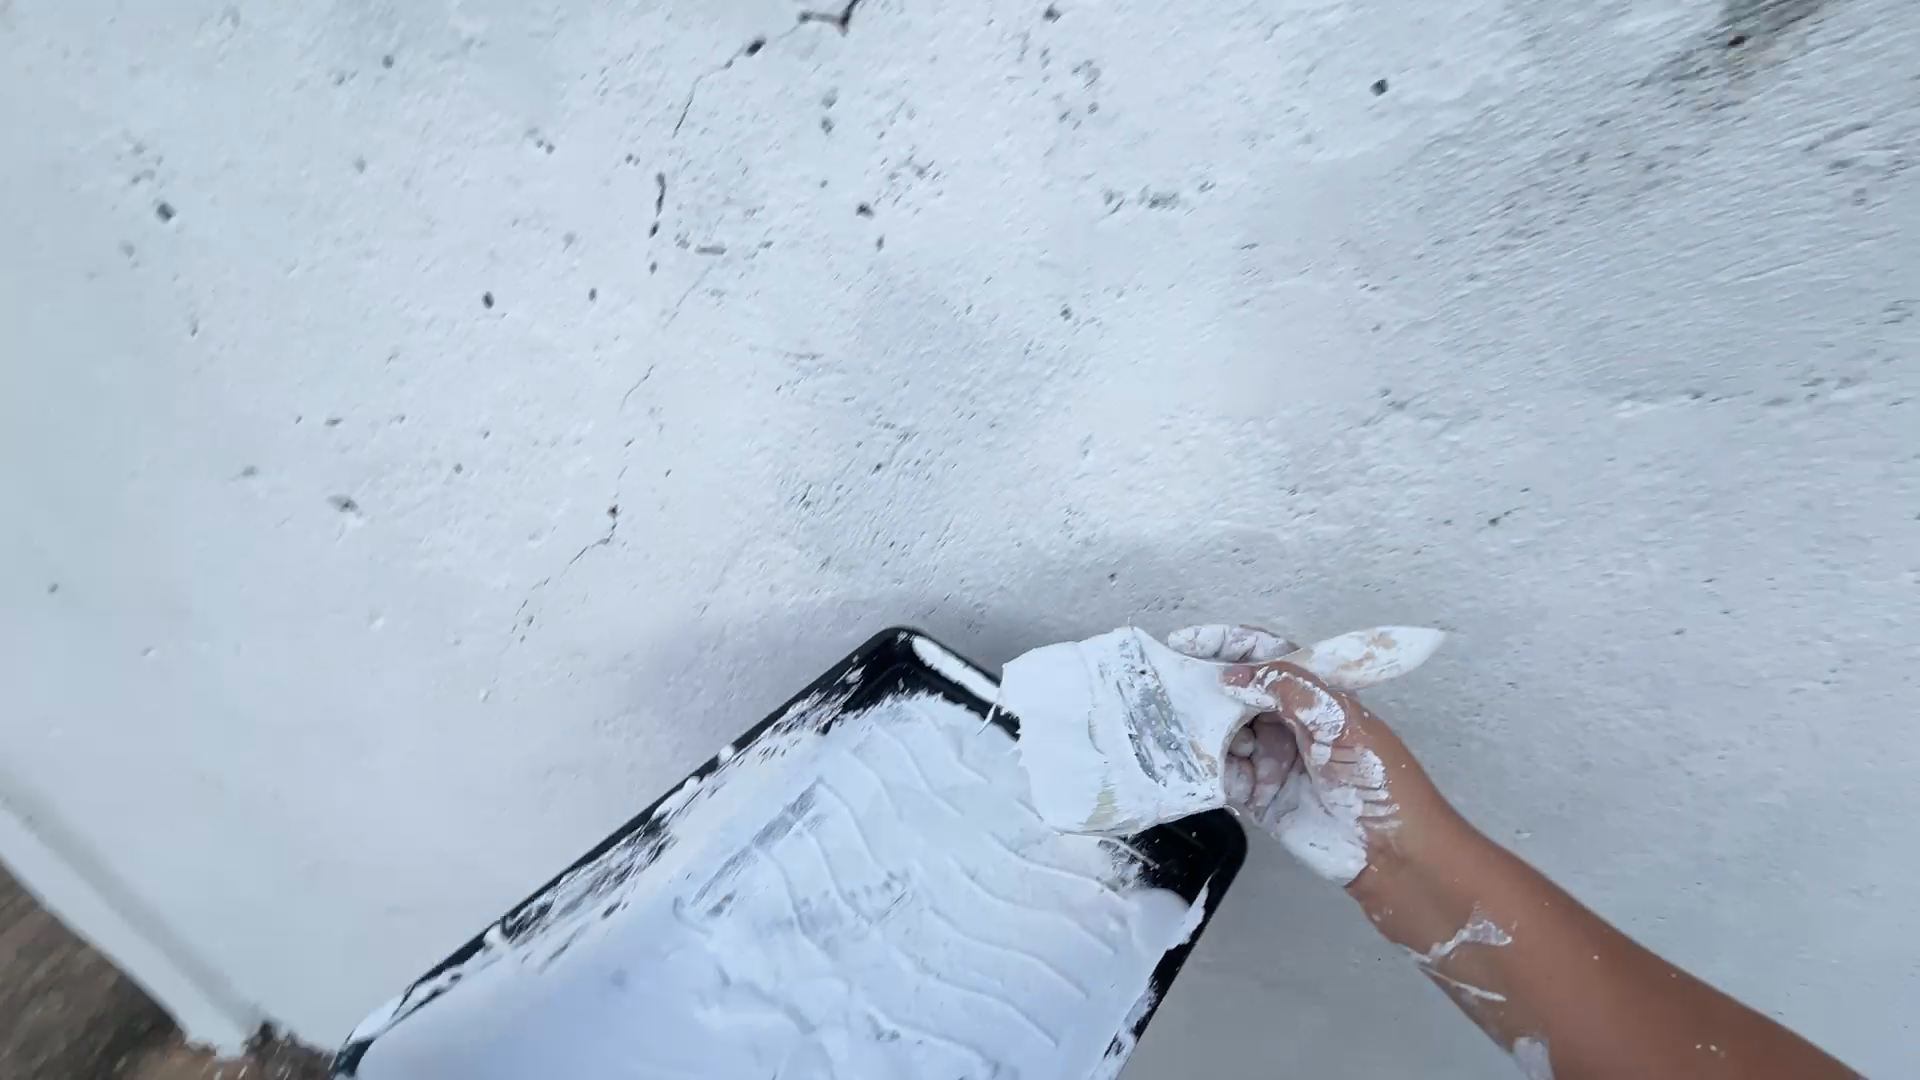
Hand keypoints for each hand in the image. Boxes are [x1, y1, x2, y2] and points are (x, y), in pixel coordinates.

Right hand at [1165, 625, 1451, 885]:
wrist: (1393, 856)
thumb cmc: (1381, 783)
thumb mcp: (1340, 722)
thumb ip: (1288, 689)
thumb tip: (1232, 675)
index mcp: (1310, 692)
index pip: (1262, 654)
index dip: (1225, 642)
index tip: (1188, 641)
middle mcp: (1284, 719)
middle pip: (1232, 690)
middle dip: (1203, 685)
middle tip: (1170, 682)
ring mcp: (1268, 754)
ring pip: (1221, 729)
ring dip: (1203, 726)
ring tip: (1187, 726)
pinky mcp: (1255, 790)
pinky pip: (1220, 770)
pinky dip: (1206, 764)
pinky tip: (1200, 761)